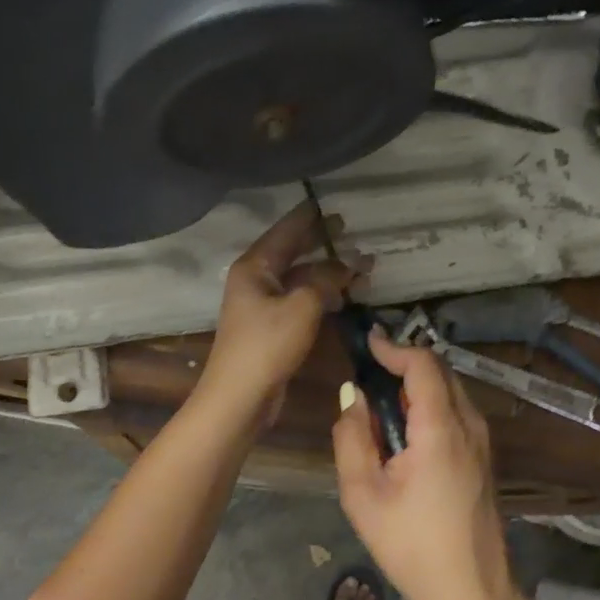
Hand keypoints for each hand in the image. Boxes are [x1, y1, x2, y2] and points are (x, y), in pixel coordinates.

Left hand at [200, 202, 368, 417]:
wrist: (239, 397)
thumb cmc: (267, 345)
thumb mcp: (302, 307)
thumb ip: (326, 280)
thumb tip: (348, 265)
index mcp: (255, 266)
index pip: (287, 229)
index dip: (309, 216)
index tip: (331, 203)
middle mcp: (256, 279)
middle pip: (293, 252)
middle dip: (322, 242)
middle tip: (349, 230)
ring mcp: (262, 304)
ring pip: (299, 278)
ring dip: (327, 272)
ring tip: (360, 266)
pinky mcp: (271, 327)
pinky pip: (300, 299)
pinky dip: (322, 294)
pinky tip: (344, 296)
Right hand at [332, 332, 513, 599]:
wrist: (470, 591)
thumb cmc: (411, 545)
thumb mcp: (362, 494)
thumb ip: (351, 438)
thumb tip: (352, 398)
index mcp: (441, 428)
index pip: (423, 364)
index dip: (393, 348)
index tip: (366, 344)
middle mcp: (469, 425)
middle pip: (440, 372)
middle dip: (403, 365)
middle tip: (367, 376)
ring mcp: (483, 442)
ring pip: (451, 391)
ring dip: (417, 387)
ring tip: (380, 408)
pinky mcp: (484, 458)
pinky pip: (457, 413)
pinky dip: (430, 406)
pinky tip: (405, 434)